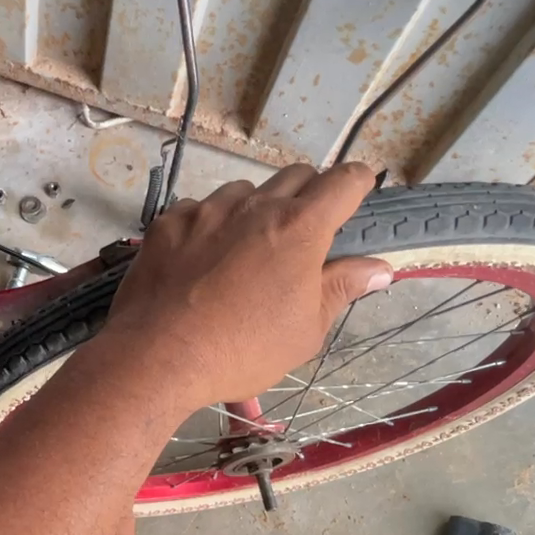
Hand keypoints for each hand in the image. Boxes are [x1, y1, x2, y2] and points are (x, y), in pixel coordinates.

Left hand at [95, 162, 392, 410]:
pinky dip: (204, 227)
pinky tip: (196, 261)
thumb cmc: (240, 351)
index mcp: (299, 227)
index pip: (345, 180)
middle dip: (306, 197)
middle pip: (295, 177)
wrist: (155, 357)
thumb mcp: (304, 331)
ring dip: (251, 210)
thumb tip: (379, 268)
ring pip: (241, 191)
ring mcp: (204, 211)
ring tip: (241, 253)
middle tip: (297, 238)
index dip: (355, 187)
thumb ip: (341, 290)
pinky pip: (195, 210)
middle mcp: (253, 206)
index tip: (352, 203)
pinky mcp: (166, 224)